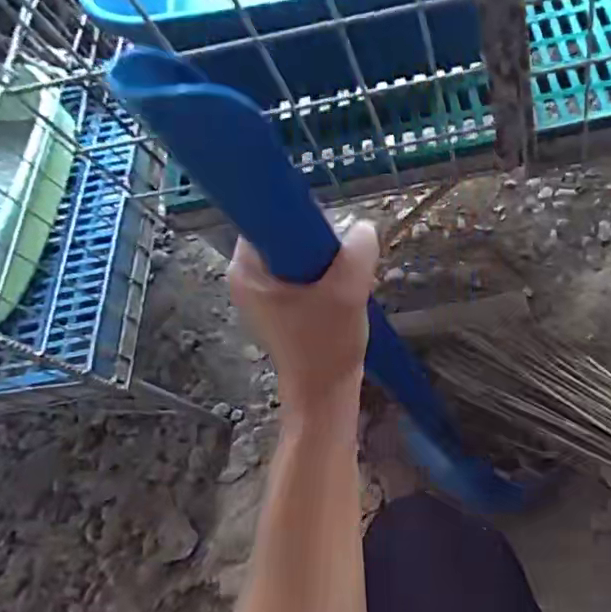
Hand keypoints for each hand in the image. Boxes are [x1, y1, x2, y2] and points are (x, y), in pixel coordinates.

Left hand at [227, 220, 377, 409]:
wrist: (325, 393)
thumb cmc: (326, 345)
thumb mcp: (347, 292)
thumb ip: (357, 253)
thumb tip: (364, 228)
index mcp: (246, 270)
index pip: (269, 217)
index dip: (306, 221)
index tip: (332, 241)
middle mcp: (247, 278)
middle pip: (289, 236)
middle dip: (323, 248)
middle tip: (346, 269)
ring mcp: (264, 295)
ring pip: (302, 258)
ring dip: (330, 267)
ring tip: (347, 287)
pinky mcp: (282, 308)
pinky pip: (306, 277)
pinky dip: (327, 282)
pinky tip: (342, 299)